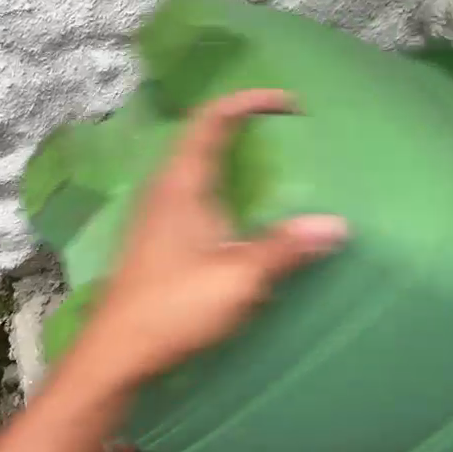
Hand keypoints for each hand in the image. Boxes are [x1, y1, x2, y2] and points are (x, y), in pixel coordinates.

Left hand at [65, 89, 347, 390]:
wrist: (116, 350)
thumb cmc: (173, 308)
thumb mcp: (238, 278)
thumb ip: (284, 249)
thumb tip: (335, 225)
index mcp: (181, 184)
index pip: (212, 120)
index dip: (248, 101)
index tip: (287, 102)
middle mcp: (164, 188)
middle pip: (202, 136)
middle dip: (243, 123)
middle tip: (285, 129)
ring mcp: (156, 212)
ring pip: (196, 164)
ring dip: (230, 154)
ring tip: (269, 162)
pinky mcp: (156, 236)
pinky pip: (193, 190)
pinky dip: (221, 182)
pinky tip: (240, 210)